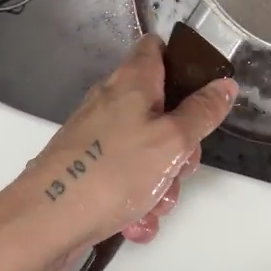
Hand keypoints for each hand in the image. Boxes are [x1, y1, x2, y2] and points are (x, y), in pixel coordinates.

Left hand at [20, 36, 236, 246]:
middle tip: (182, 167)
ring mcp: (94, 132)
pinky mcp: (83, 165)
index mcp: (133, 79)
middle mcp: (111, 98)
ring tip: (156, 205)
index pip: (157, 47)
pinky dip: (134, 196)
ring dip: (159, 178)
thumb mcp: (172, 141)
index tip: (199, 94)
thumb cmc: (114, 170)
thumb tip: (225, 83)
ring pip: (143, 146)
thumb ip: (202, 112)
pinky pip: (122, 173)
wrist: (46, 220)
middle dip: (178, 142)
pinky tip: (137, 222)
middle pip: (159, 106)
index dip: (182, 62)